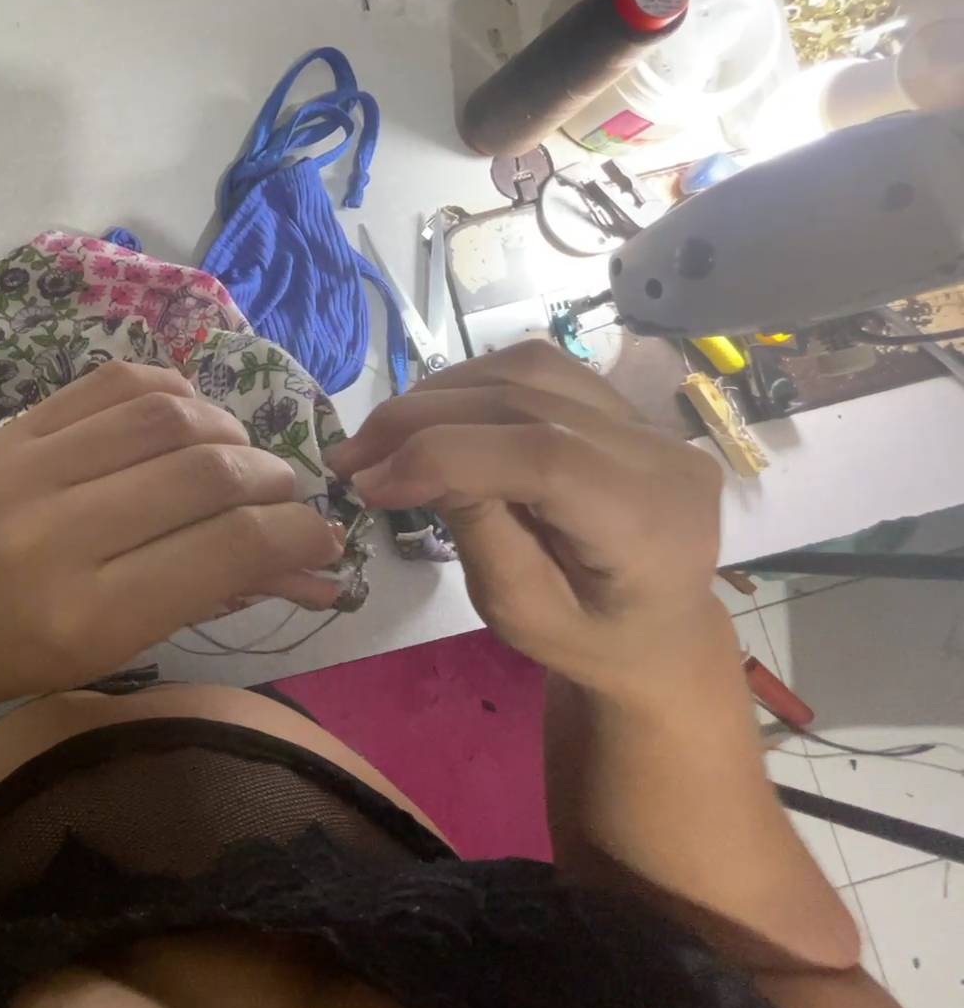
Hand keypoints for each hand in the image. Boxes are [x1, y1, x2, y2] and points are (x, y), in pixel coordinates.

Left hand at [0, 362, 344, 717]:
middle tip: (282, 490)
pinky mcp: (8, 433)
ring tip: (235, 452)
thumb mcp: (113, 647)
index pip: (228, 548)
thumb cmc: (15, 658)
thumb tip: (310, 565)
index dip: (298, 533)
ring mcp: (26, 471)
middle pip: (205, 472)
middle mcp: (59, 535)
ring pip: (165, 415)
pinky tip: (183, 416)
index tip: (321, 533)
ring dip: (226, 428)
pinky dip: (169, 391)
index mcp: (92, 614)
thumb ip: (210, 597)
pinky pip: (110, 383)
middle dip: (271, 477)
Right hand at [324, 342, 731, 698]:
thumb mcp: (519, 609)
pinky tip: (427, 420)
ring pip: (523, 370)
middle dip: (417, 421)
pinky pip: (532, 370)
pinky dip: (463, 387)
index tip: (367, 484)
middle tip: (349, 459)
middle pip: (523, 401)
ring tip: (379, 438)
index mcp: (650, 522)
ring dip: (434, 396)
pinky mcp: (616, 406)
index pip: (542, 456)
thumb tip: (402, 468)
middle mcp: (658, 453)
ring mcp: (643, 420)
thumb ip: (478, 531)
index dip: (440, 456)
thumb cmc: (586, 637)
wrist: (655, 629)